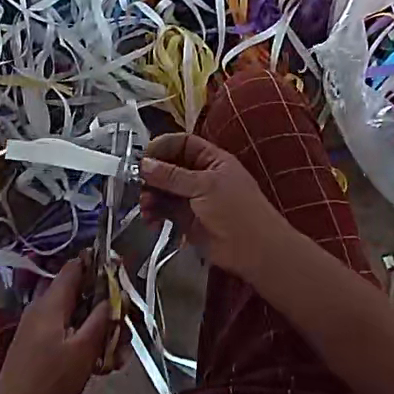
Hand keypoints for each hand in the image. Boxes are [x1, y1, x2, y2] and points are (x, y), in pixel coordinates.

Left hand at [0, 257, 109, 393]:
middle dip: (106, 309)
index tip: (122, 271)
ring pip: (77, 318)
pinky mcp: (38, 346)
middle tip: (125, 331)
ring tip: (115, 358)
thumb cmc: (50, 380)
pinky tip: (99, 367)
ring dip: (99, 332)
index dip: (98, 264)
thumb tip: (114, 294)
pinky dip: (85, 344)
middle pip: (80, 295)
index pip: (74, 267)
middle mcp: (42, 308)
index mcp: (51, 302)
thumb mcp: (84, 349)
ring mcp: (38, 327)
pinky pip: (67, 334)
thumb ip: (101, 319)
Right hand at [138, 133, 287, 273]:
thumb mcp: (205, 186)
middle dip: (152, 175)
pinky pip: (163, 210)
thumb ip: (172, 176)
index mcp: (211, 160)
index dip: (163, 147)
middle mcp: (200, 176)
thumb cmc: (237, 210)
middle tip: (139, 184)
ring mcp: (192, 198)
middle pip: (168, 167)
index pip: (182, 144)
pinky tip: (151, 219)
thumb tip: (144, 164)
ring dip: (150, 196)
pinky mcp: (185, 219)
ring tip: (146, 206)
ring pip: (162, 190)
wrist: (253, 250)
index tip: (144, 156)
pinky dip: (154, 213)